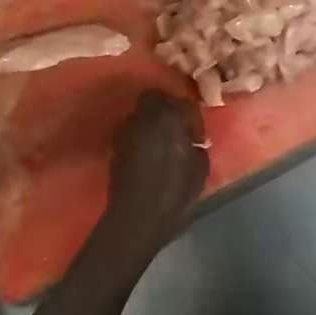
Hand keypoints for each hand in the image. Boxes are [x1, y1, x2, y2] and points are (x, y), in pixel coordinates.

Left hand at [104, 91, 209, 249]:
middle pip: (155, 98)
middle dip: (166, 108)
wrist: (137, 216)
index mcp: (170, 118)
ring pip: (140, 113)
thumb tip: (192, 143)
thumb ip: (197, 148)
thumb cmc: (174, 192)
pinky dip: (140, 136)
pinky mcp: (116, 145)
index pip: (184, 103)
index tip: (196, 136)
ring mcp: (127, 129)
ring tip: (161, 142)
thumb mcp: (200, 170)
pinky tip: (147, 154)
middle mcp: (146, 116)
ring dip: (151, 122)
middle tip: (176, 128)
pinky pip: (131, 131)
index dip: (192, 118)